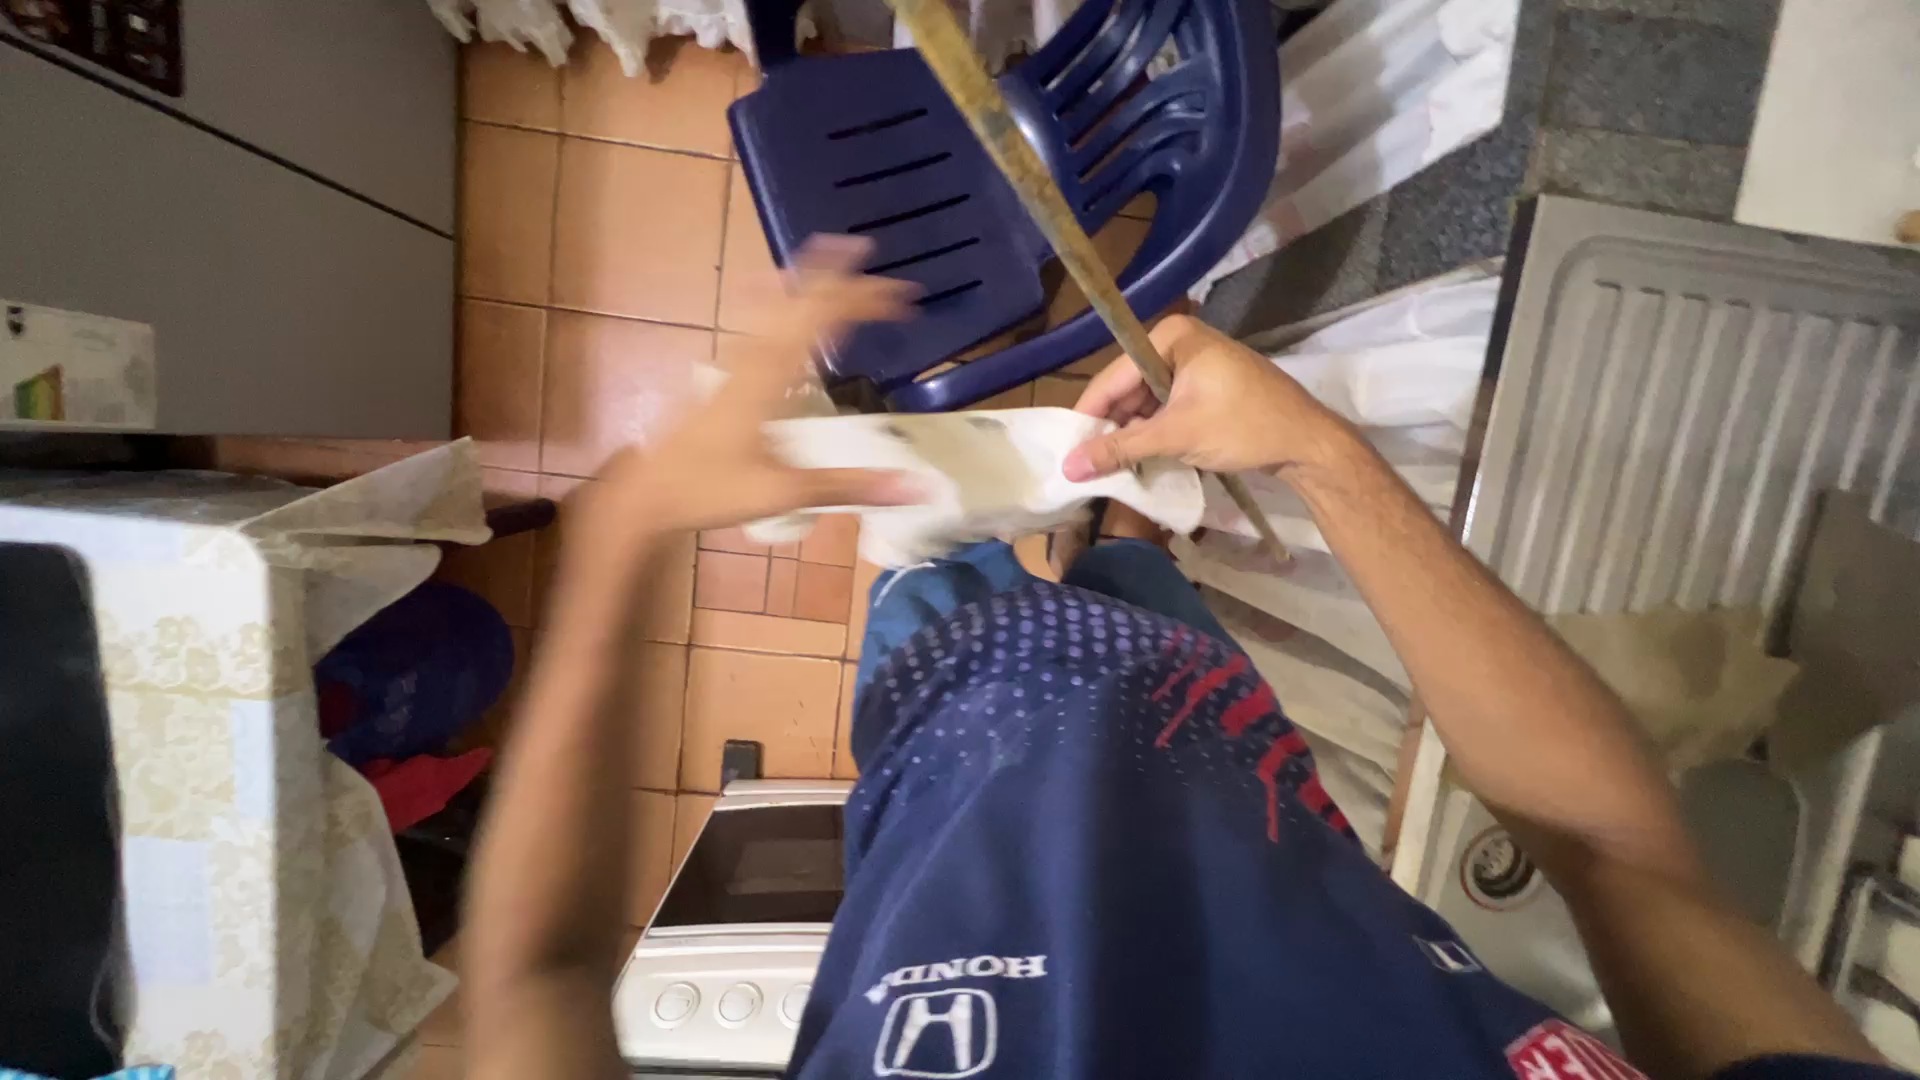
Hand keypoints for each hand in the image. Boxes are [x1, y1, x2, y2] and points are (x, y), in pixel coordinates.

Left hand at [565, 237, 923, 569]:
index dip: (863, 300)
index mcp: (768, 376)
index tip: (902, 299)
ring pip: (772, 304)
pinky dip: (777, 299)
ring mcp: (733, 364)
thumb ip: (852, 486)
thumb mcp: (787, 491)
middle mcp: (750, 358)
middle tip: (868, 251)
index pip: (821, 319)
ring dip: (804, 277)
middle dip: (836, 274)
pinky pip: (757, 322)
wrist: (647, 496)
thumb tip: (916, 487)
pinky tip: (770, 291)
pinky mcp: (726, 378)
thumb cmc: (711, 489)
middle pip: (796, 299)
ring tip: (828, 252)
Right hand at [1061, 315, 1358, 482]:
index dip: (1089, 416)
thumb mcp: (1175, 437)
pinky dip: (1152, 431)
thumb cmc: (1243, 428)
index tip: (1066, 450)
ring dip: (1131, 433)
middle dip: (1111, 425)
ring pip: (1144, 400)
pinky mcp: (1205, 385)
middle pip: (1127, 388)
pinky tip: (1140, 456)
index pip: (1113, 377)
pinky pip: (1164, 406)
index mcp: (1170, 336)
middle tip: (1088, 464)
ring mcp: (1194, 363)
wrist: (1308, 443)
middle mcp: (1178, 341)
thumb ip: (1119, 449)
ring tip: (1111, 466)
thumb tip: (1069, 467)